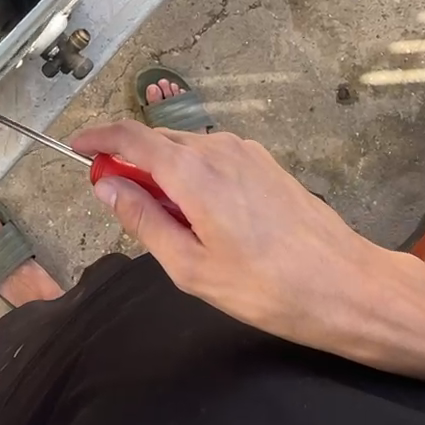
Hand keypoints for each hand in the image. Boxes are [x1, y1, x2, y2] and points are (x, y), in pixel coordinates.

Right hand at [72, 120, 424, 374]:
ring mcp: (245, 151)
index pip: (131, 136)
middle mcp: (217, 148)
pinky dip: (190, 171)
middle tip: (116, 198)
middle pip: (157, 140)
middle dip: (128, 160)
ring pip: (184, 148)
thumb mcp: (191, 267)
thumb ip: (143, 220)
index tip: (76, 148)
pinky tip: (200, 211)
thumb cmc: (266, 288)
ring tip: (165, 218)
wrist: (348, 286)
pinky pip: (211, 155)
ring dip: (161, 168)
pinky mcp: (265, 162)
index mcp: (192, 172)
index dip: (98, 137)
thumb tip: (106, 185)